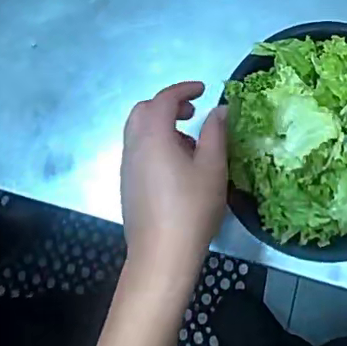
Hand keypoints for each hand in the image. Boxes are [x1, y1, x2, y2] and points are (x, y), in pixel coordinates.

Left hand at [120, 82, 227, 286]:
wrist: (161, 256)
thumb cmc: (191, 208)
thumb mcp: (212, 167)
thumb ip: (215, 132)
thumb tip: (219, 109)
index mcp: (153, 135)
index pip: (164, 99)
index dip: (184, 89)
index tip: (203, 89)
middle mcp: (134, 145)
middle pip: (144, 110)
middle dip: (168, 104)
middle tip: (193, 112)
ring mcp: (127, 166)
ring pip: (139, 130)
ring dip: (161, 124)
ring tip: (190, 142)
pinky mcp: (128, 183)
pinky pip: (138, 149)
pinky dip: (155, 142)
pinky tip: (178, 165)